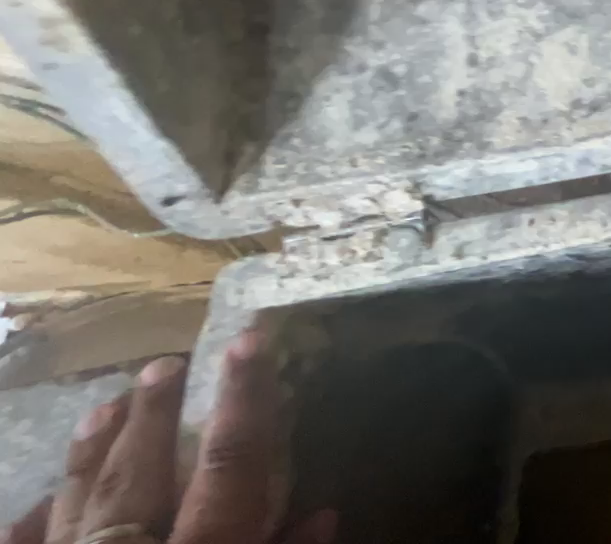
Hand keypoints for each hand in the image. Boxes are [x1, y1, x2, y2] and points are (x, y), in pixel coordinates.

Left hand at [4, 331, 333, 543]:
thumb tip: (324, 515)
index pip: (231, 458)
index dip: (244, 396)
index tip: (248, 341)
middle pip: (140, 472)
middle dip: (152, 415)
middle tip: (164, 364)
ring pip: (77, 502)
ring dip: (91, 454)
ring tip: (105, 407)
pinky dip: (27, 526)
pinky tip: (32, 503)